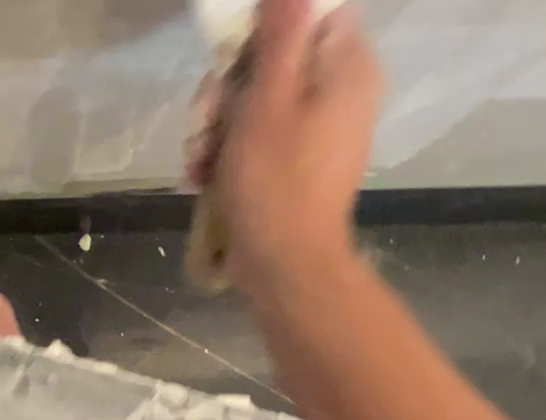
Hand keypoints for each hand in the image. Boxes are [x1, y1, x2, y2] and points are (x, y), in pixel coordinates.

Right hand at [218, 0, 382, 293]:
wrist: (284, 267)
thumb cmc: (275, 183)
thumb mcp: (269, 99)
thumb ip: (280, 33)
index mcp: (347, 67)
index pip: (307, 16)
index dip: (257, 34)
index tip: (227, 62)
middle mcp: (340, 93)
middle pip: (274, 61)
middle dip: (226, 92)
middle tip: (204, 124)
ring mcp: (318, 133)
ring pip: (257, 104)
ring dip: (218, 129)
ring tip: (199, 161)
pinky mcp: (296, 167)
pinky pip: (258, 141)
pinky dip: (228, 155)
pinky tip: (203, 177)